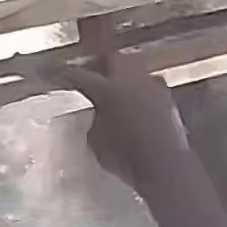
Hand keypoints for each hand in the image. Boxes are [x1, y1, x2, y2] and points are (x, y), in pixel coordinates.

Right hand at [57, 63, 191, 188]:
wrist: (164, 167)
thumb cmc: (124, 157)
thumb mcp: (96, 140)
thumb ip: (95, 119)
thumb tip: (99, 111)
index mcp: (108, 90)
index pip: (81, 76)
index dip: (68, 75)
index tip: (59, 74)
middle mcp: (131, 81)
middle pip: (113, 59)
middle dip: (100, 64)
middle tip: (91, 75)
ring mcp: (153, 87)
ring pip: (134, 68)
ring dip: (122, 74)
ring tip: (114, 88)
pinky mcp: (167, 98)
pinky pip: (148, 85)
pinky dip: (138, 89)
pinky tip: (134, 104)